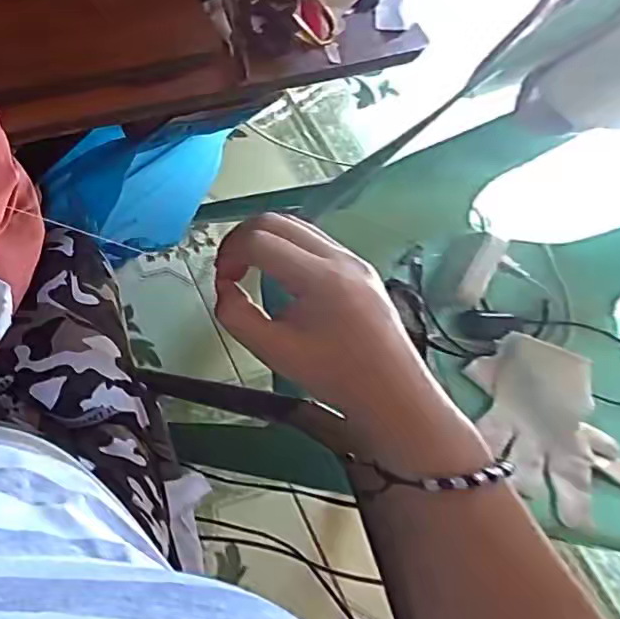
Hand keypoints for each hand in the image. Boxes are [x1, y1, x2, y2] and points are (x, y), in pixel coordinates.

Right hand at [212, 214, 488, 472]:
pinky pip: (311, 238)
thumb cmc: (334, 376)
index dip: (229, 254)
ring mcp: (354, 261)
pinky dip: (282, 244)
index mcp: (321, 280)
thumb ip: (234, 313)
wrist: (395, 397)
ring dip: (261, 238)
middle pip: (274, 221)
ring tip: (248, 266)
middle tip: (229, 267)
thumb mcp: (270, 349)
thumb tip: (225, 286)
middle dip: (240, 238)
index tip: (224, 279)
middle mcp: (341, 260)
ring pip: (293, 224)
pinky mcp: (359, 268)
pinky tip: (275, 271)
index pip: (258, 241)